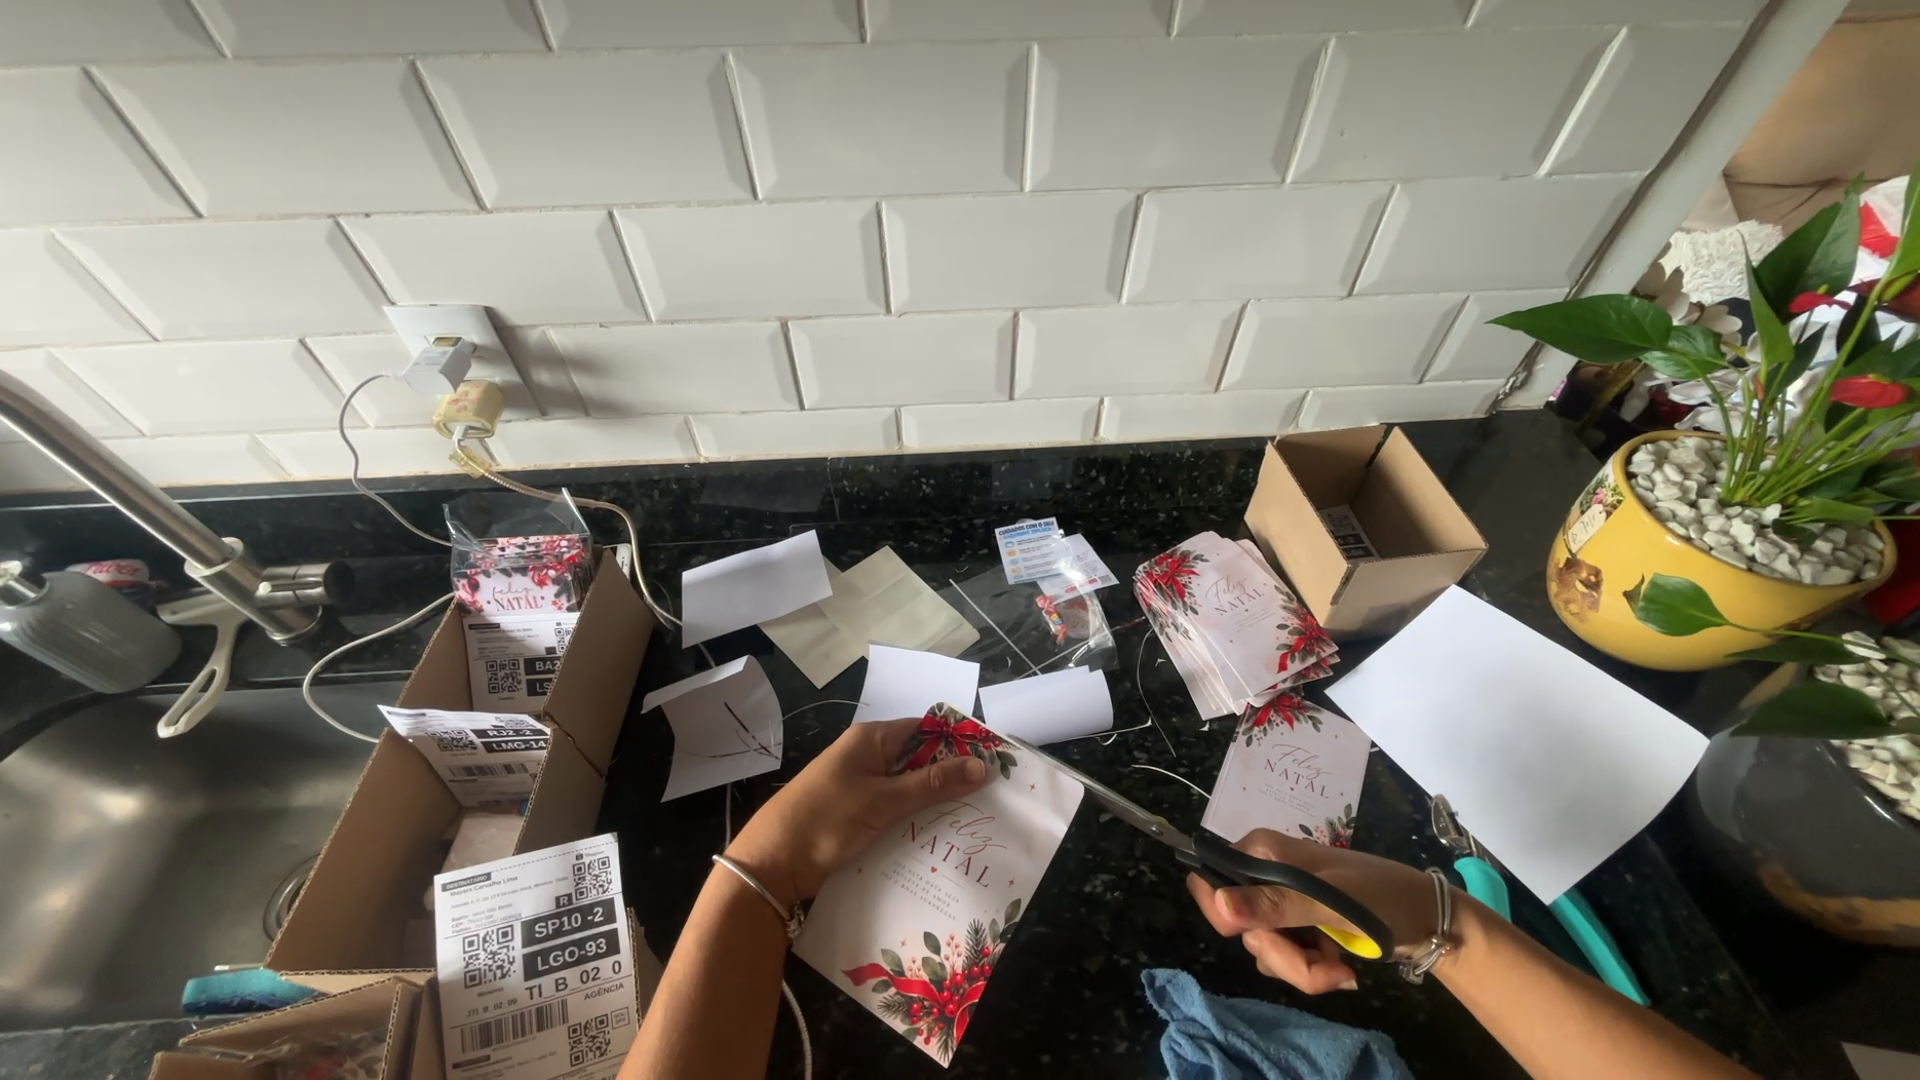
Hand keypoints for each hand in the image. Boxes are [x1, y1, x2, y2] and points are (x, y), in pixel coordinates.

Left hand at [725, 717, 989, 906]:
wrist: (770, 865)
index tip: (992, 764)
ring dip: (933, 803)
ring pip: (909, 788)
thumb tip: (982, 765)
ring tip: (972, 822)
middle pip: (920, 759)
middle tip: (989, 800)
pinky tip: (937, 839)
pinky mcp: (856, 814)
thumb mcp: (883, 800)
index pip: (926, 730)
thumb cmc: (826, 820)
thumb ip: (932, 783)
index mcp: (872, 739)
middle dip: (951, 777)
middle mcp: (868, 756)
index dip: (958, 744)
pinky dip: (914, 820)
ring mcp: (861, 786)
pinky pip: (895, 810)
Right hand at [1187, 829, 1443, 993]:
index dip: (1222, 913)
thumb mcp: (1331, 900)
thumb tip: (1219, 906)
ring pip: (1261, 946)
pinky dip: (1309, 970)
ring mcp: (1279, 902)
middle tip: (1320, 964)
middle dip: (1280, 953)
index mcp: (1261, 853)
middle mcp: (1262, 874)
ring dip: (1298, 967)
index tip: (1256, 934)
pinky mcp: (1296, 926)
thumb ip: (1275, 904)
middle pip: (1239, 924)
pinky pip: (1281, 956)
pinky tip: (1339, 967)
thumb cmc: (1383, 895)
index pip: (1209, 879)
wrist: (1431, 919)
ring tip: (1339, 969)